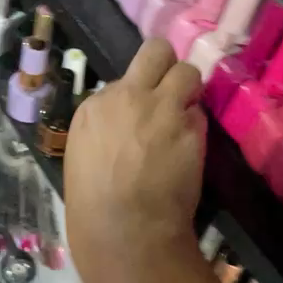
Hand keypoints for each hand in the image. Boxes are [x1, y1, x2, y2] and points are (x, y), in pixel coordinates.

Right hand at [64, 38, 206, 282]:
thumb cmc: (92, 209)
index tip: (139, 116)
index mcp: (94, 108)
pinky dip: (196, 128)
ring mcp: (163, 109)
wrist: (125, 231)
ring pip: (188, 72)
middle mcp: (128, 97)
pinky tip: (189, 152)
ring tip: (184, 118)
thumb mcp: (83, 158)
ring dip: (188, 91)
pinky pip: (200, 114)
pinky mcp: (192, 128)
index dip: (137, 95)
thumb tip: (127, 127)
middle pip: (156, 52)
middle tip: (170, 90)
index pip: (125, 80)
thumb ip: (106, 131)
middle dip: (166, 65)